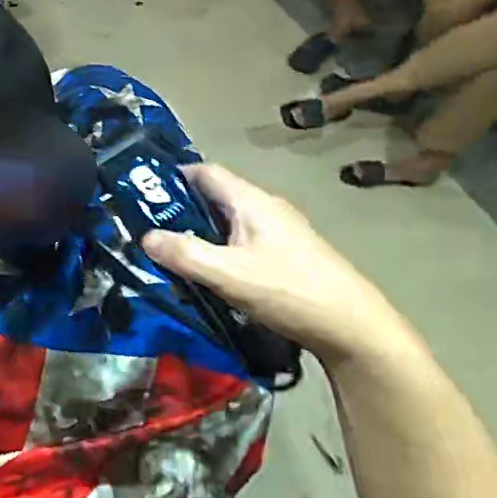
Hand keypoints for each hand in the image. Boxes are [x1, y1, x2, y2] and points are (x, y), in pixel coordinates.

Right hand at [141, 165, 417, 369]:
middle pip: (217, 196)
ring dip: (203, 233)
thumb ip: (184, 254)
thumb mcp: (227, 274)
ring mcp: (281, 230)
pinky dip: (222, 249)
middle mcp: (267, 207)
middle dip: (183, 210)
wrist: (351, 325)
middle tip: (152, 231)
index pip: (206, 172)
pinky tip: (213, 275)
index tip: (144, 196)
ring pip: (230, 222)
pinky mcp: (289, 254)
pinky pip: (244, 240)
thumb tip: (145, 237)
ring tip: (175, 256)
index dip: (174, 178)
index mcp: (251, 200)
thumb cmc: (288, 290)